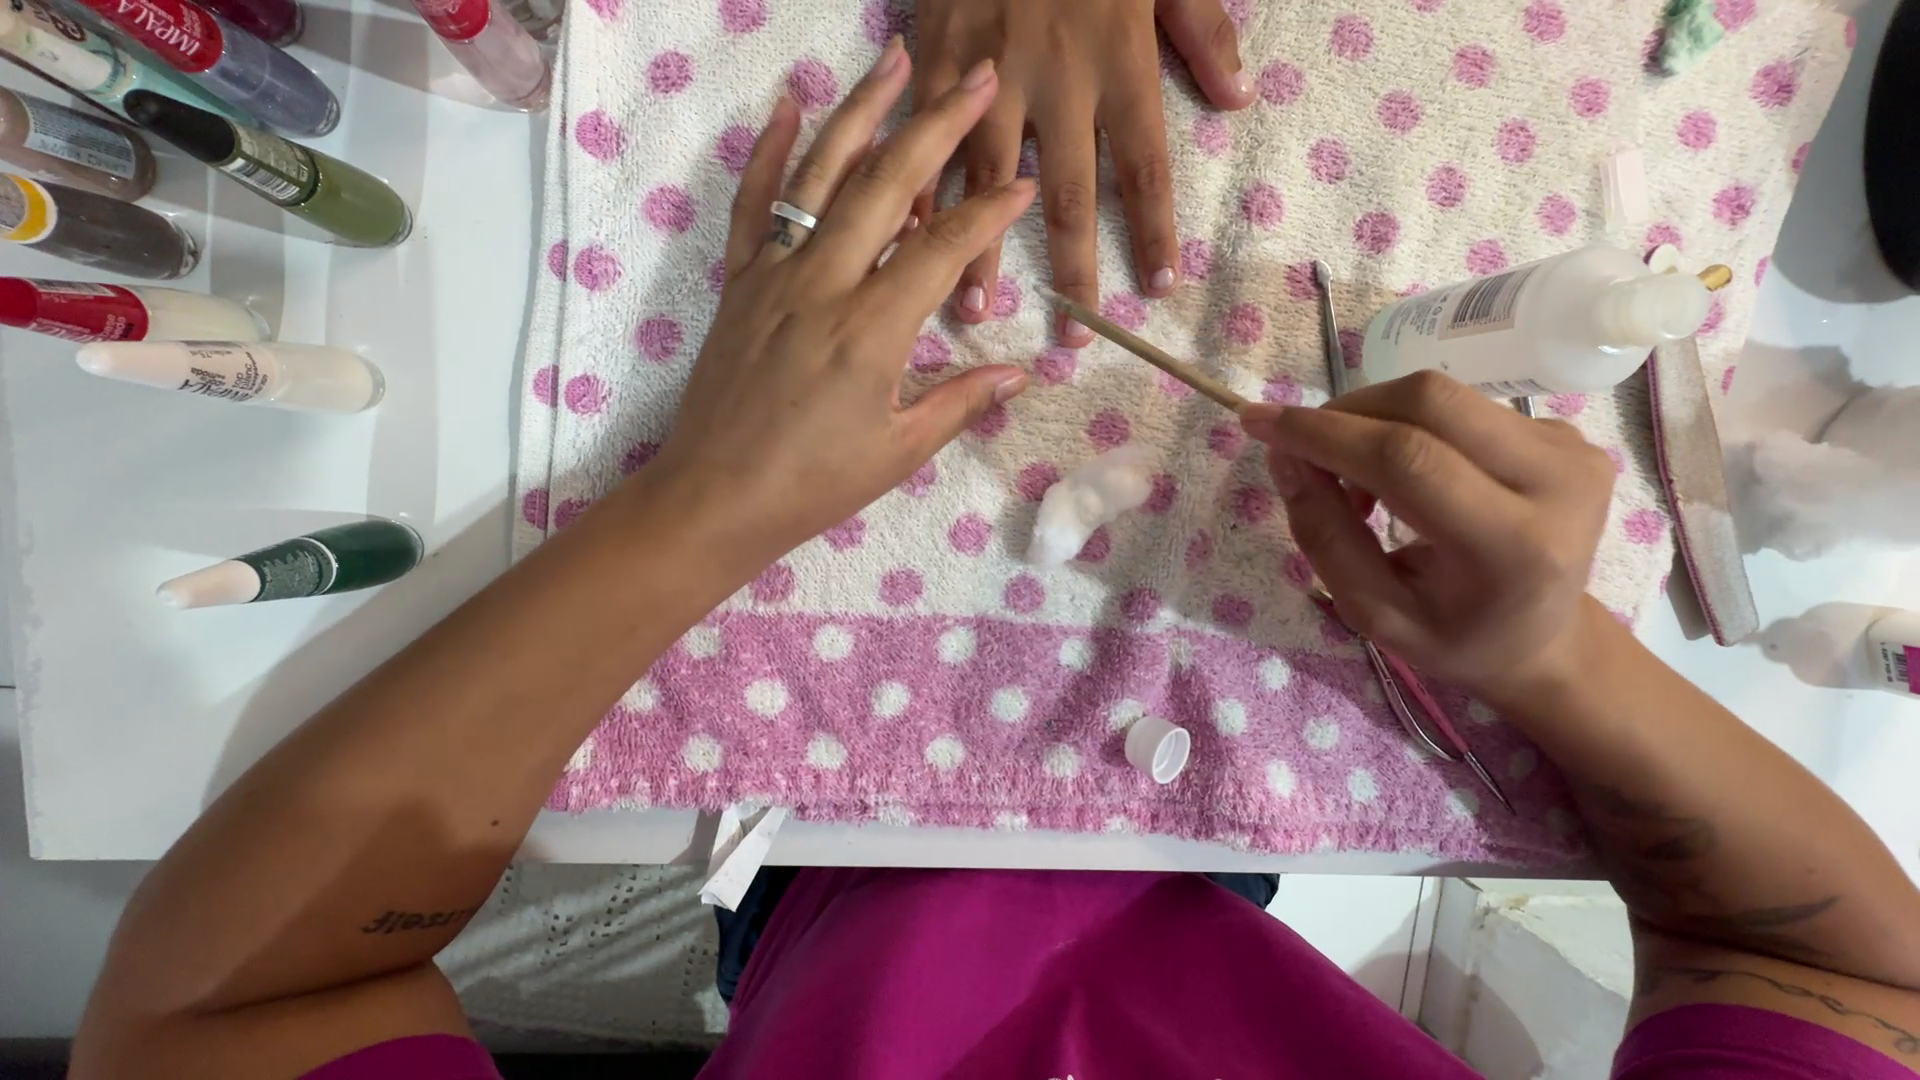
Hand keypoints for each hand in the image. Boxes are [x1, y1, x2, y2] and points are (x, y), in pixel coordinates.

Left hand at [633, 42, 1033, 578]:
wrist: (715, 498)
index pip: (943, 249)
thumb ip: (960, 402)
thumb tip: (1019, 374)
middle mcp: (822, 284)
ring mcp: (773, 275)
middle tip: (979, 78)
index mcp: (871, 330)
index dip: (989, 213)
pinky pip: (753, 204)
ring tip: (897, 61)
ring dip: (862, 111)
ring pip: (820, 175)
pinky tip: (790, 104)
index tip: (1021, 182)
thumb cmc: (814, 485)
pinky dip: (769, 150)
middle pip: (887, 185)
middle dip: (938, 125)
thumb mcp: (899, 451)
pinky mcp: (738, 282)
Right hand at [911, 0, 1254, 344]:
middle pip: (1067, 196)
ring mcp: (990, 76)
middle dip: (1073, 269)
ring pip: (984, 183)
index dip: (1155, 231)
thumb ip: (1204, 30)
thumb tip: (1237, 99)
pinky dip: (917, 198)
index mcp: (1118, 59)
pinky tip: (910, 246)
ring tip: (976, 313)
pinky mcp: (938, 63)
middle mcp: (1056, 80)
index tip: (1159, 288)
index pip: (1145, 166)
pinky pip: (926, 143)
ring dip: (977, 252)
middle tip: (1073, 336)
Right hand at [1240, 372, 1617, 700]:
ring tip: (1352, 477)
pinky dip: (1403, 426)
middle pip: (1428, 402)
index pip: (1404, 459)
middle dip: (1344, 414)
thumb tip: (1284, 456)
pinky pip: (1459, 406)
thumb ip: (1324, 535)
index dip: (1322, 434)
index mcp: (1510, 547)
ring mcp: (1569, 450)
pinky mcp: (1564, 433)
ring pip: (1440, 395)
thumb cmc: (1450, 636)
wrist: (1544, 639)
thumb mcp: (1371, 612)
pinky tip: (1397, 473)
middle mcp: (1556, 483)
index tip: (1258, 424)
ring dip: (1370, 420)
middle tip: (1304, 452)